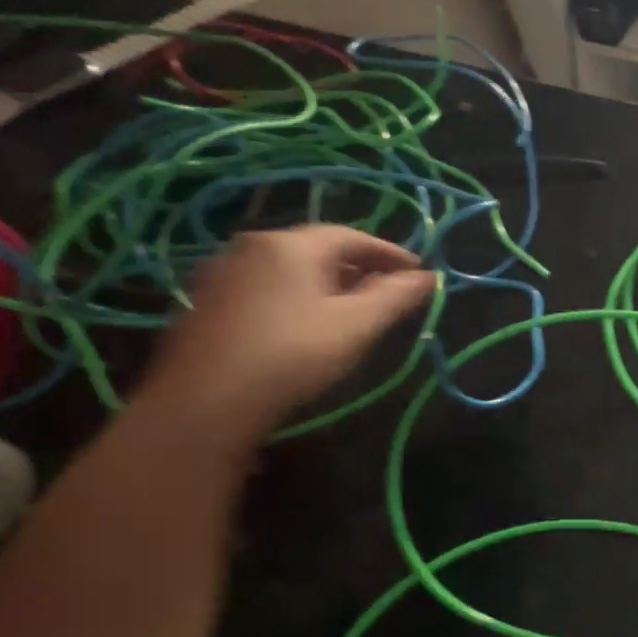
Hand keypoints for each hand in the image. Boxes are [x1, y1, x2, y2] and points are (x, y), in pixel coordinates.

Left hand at [139, 225, 435, 442]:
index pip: (353, 236)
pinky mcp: (208, 299)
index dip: (391, 253)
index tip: (420, 273)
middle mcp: (252, 246)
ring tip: (355, 306)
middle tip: (391, 290)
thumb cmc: (294, 354)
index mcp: (291, 245)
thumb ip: (397, 295)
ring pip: (291, 266)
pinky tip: (309, 320)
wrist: (207, 399)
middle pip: (319, 247)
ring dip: (329, 280)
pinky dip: (299, 292)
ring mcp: (224, 271)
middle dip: (360, 265)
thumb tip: (430, 276)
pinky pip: (267, 283)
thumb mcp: (359, 325)